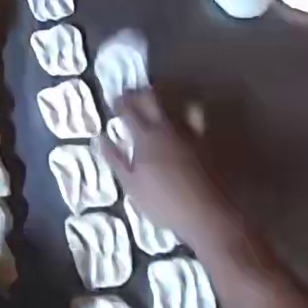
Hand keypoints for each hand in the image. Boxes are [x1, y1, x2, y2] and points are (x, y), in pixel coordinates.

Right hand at [96, 88, 245, 255]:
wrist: (207, 214)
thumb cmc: (162, 203)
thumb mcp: (131, 186)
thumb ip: (114, 159)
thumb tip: (100, 137)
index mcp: (145, 136)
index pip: (128, 109)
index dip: (119, 102)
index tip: (113, 102)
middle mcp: (166, 127)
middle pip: (151, 98)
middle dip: (138, 93)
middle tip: (130, 95)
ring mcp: (188, 132)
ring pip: (174, 104)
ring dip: (162, 100)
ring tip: (156, 105)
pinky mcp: (205, 141)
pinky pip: (195, 117)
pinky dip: (185, 112)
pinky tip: (181, 121)